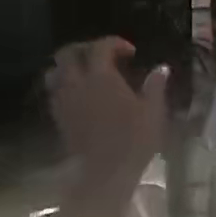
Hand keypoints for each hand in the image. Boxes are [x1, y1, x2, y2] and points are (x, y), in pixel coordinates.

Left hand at [46, 37, 167, 183]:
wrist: (104, 174)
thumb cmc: (133, 141)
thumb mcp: (153, 113)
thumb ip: (155, 86)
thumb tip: (161, 68)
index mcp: (101, 77)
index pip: (101, 46)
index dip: (115, 43)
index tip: (131, 52)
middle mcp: (77, 83)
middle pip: (68, 53)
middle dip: (85, 48)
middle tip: (104, 56)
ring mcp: (64, 100)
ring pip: (55, 71)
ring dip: (69, 66)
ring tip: (86, 74)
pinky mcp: (58, 117)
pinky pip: (54, 91)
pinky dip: (64, 85)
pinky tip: (80, 95)